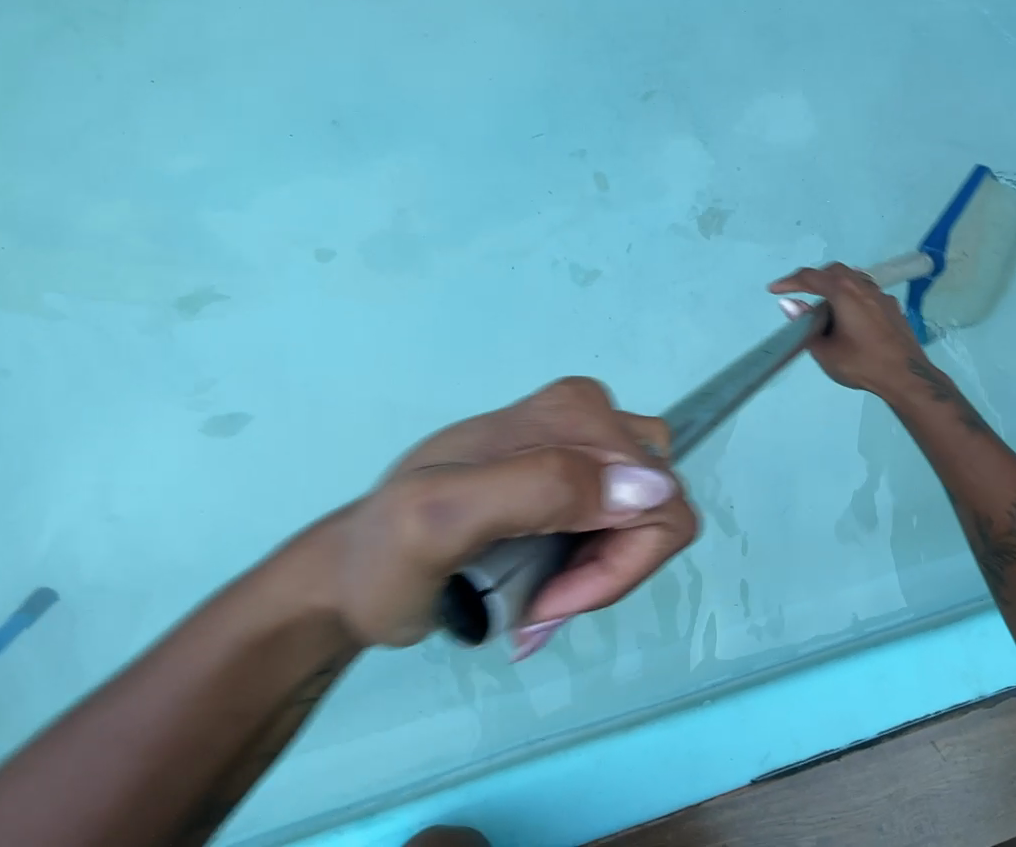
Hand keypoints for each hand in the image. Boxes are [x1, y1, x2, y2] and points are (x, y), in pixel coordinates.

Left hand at [314, 378, 697, 652]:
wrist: (355, 574)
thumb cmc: (389, 554)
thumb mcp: (446, 519)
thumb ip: (541, 489)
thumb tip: (651, 487)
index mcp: (569, 413)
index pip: (654, 496)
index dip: (613, 565)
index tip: (547, 599)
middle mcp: (589, 418)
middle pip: (659, 506)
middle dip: (610, 569)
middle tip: (543, 602)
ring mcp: (585, 448)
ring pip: (648, 520)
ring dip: (602, 575)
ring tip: (538, 602)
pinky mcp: (577, 479)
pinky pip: (626, 529)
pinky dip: (595, 572)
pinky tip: (544, 593)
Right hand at [769, 263, 926, 399]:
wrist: (906, 376)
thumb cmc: (861, 363)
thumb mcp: (825, 350)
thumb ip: (805, 324)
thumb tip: (789, 305)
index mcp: (843, 292)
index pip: (811, 278)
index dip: (789, 282)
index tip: (774, 290)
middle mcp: (863, 286)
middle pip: (834, 272)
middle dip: (814, 279)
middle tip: (800, 293)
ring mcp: (881, 296)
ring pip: (853, 280)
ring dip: (834, 287)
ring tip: (824, 307)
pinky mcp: (892, 308)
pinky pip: (866, 293)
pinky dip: (851, 297)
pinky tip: (850, 316)